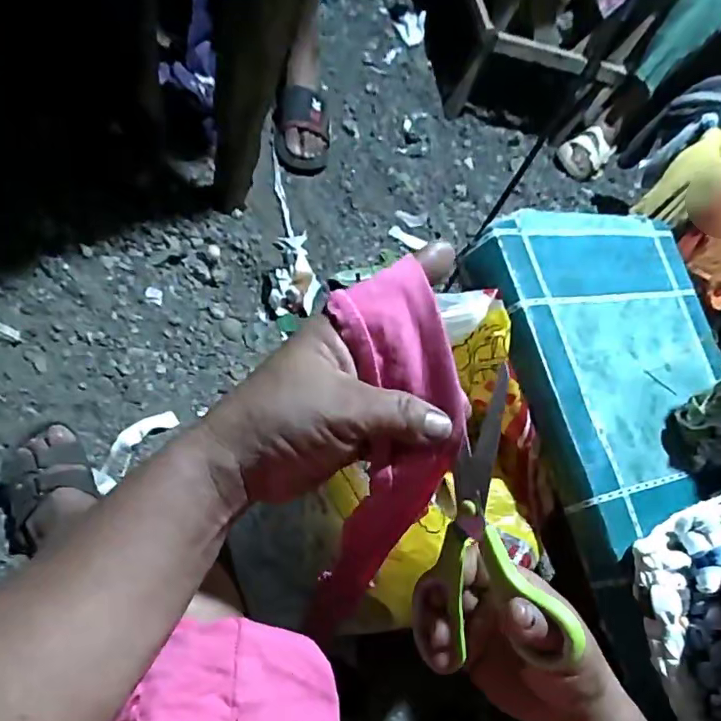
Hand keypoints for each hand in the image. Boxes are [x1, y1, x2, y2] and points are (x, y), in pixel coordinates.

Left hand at [200, 243, 457, 505]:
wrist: (240, 467)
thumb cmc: (283, 418)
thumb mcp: (342, 407)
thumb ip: (397, 412)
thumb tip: (448, 425)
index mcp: (342, 332)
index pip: (388, 294)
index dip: (420, 276)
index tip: (452, 254)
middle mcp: (353, 357)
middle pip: (408, 349)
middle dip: (440, 360)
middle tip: (480, 367)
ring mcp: (356, 395)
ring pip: (404, 393)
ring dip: (430, 406)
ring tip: (465, 418)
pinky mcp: (355, 429)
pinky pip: (394, 428)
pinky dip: (413, 437)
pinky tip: (440, 445)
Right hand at [412, 547, 616, 720]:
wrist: (570, 712)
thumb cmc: (580, 671)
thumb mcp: (571, 651)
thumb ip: (542, 630)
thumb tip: (514, 607)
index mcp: (515, 585)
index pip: (478, 559)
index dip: (456, 564)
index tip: (446, 588)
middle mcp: (490, 596)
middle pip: (447, 579)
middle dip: (434, 600)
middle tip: (438, 632)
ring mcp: (474, 622)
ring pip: (436, 608)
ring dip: (429, 626)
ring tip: (441, 658)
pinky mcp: (464, 648)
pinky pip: (437, 639)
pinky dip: (430, 648)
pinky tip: (443, 668)